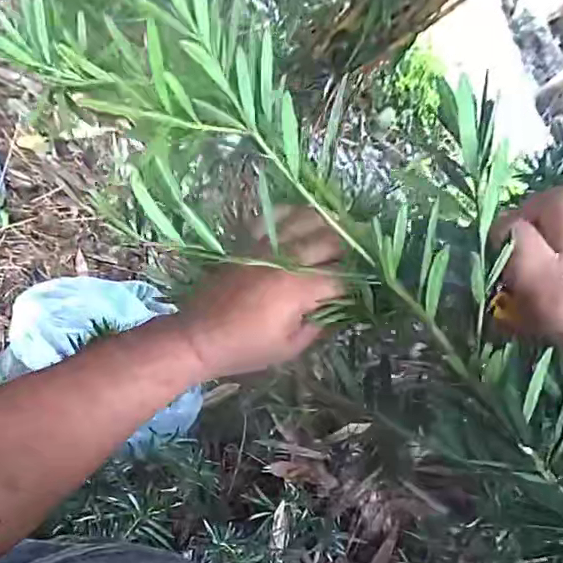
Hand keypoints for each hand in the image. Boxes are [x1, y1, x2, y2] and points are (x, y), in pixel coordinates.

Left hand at [172, 207, 344, 378]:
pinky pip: (273, 216)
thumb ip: (318, 326)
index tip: (364, 290)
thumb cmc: (245, 349)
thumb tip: (337, 310)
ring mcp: (265, 246)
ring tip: (341, 230)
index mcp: (300, 288)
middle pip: (331, 241)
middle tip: (361, 257)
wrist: (199, 337)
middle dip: (350, 250)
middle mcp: (286, 259)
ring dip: (328, 223)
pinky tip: (303, 217)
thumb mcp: (289, 348)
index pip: (342, 278)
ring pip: (306, 220)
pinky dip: (291, 213)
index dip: (357, 285)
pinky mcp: (248, 242)